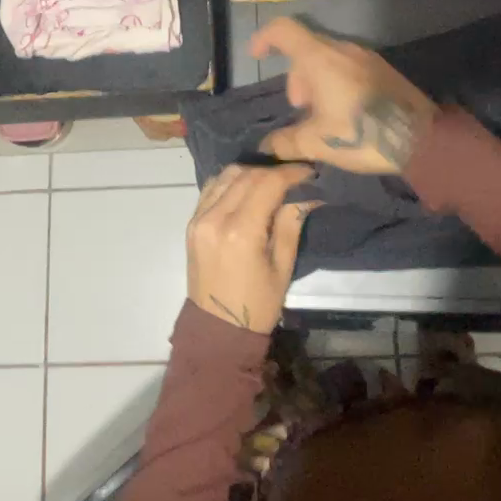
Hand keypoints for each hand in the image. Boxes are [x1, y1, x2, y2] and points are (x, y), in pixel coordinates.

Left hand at [186, 163, 316, 332]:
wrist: (217, 328)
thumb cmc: (257, 304)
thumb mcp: (282, 267)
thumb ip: (291, 224)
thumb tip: (308, 193)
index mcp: (241, 232)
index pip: (267, 183)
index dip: (291, 173)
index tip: (309, 172)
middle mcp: (215, 218)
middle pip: (247, 175)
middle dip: (273, 171)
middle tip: (295, 177)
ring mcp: (199, 219)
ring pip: (226, 176)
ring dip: (251, 173)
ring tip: (272, 182)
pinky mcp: (191, 223)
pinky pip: (211, 189)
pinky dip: (230, 182)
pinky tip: (246, 190)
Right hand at [251, 17, 437, 174]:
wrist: (422, 139)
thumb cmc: (362, 135)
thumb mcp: (317, 143)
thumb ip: (286, 141)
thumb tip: (266, 147)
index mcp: (321, 59)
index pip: (284, 30)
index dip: (264, 38)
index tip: (256, 56)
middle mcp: (343, 49)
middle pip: (306, 48)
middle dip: (295, 76)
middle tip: (300, 108)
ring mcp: (366, 57)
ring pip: (327, 57)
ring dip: (315, 81)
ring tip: (321, 115)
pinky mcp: (382, 69)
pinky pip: (347, 65)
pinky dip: (335, 81)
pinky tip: (343, 112)